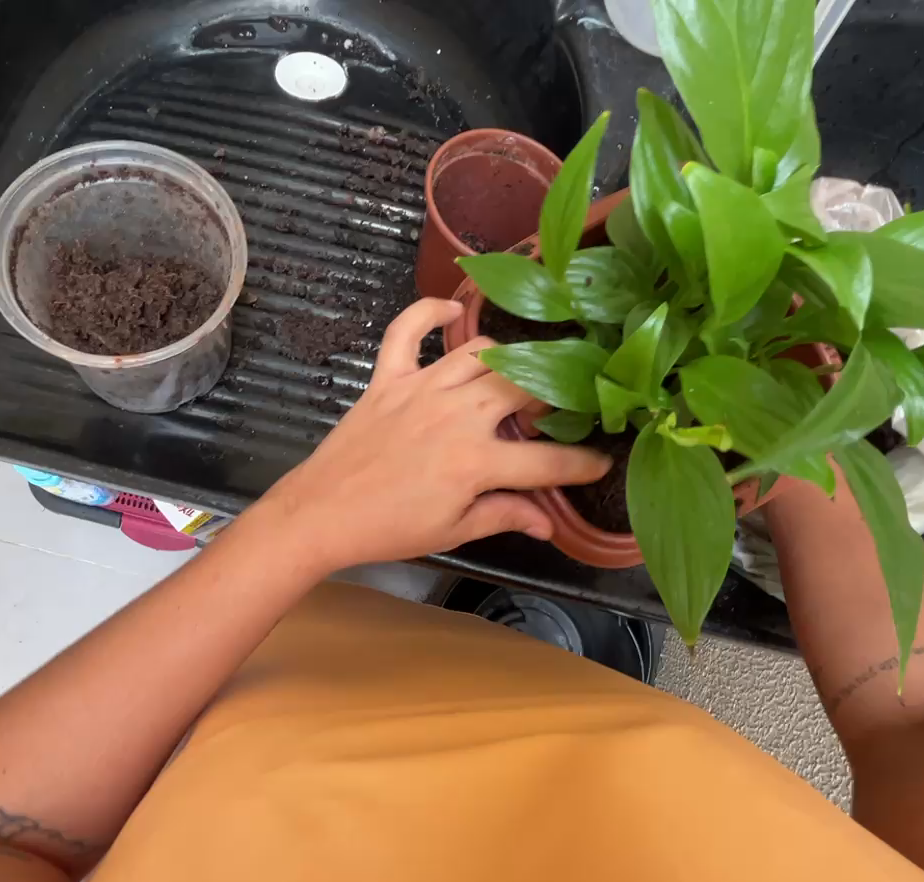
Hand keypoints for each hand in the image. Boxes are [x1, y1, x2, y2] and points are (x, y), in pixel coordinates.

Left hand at [243, 297, 610, 574]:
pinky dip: (427, 312)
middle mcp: (456, 415)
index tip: (601, 460)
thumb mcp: (452, 531)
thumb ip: (504, 516)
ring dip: (505, 360)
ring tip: (512, 377)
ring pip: (479, 353)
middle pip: (522, 387)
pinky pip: (406, 331)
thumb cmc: (389, 529)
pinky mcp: (387, 379)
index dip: (581, 463)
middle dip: (549, 395)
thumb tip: (548, 524)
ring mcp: (420, 390)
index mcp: (476, 461)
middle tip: (549, 410)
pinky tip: (449, 308)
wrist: (322, 514)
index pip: (546, 461)